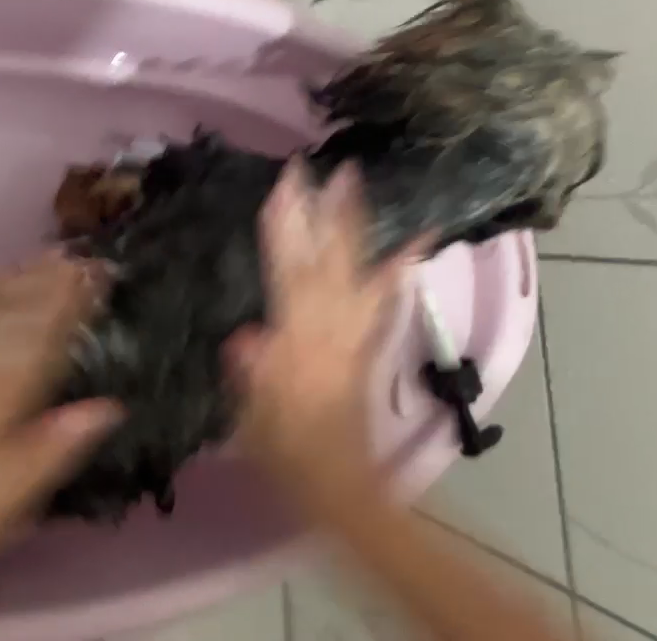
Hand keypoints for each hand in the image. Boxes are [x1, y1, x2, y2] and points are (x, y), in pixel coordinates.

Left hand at [0, 255, 122, 592]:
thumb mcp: (5, 501)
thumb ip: (56, 446)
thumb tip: (109, 407)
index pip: (45, 329)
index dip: (75, 298)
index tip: (101, 275)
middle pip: (17, 304)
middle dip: (54, 278)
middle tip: (84, 258)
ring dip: (20, 274)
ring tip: (50, 257)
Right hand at [227, 162, 421, 505]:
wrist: (343, 487)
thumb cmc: (288, 454)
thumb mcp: (255, 419)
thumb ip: (252, 374)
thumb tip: (246, 337)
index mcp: (301, 346)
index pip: (289, 275)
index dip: (287, 229)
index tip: (286, 186)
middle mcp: (334, 332)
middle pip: (332, 262)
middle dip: (330, 213)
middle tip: (334, 168)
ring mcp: (356, 335)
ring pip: (361, 271)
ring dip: (360, 227)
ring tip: (362, 187)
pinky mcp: (368, 343)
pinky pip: (386, 299)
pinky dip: (397, 268)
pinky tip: (410, 244)